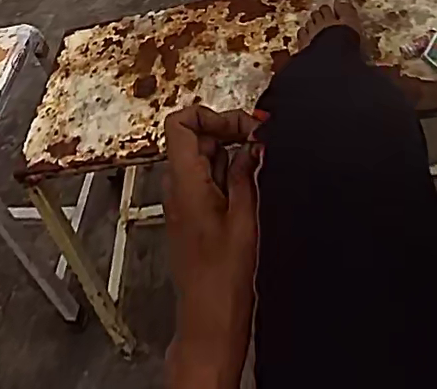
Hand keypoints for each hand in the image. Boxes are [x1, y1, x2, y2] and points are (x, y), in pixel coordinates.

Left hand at [164, 105, 260, 388]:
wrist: (211, 322)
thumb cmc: (223, 281)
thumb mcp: (245, 217)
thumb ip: (248, 172)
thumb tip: (254, 142)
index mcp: (184, 183)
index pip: (179, 123)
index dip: (211, 115)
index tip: (242, 125)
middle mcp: (177, 187)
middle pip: (196, 135)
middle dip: (229, 131)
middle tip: (260, 142)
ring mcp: (183, 199)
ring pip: (204, 154)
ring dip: (231, 152)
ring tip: (258, 168)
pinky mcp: (193, 210)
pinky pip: (208, 174)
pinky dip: (229, 171)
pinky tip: (250, 186)